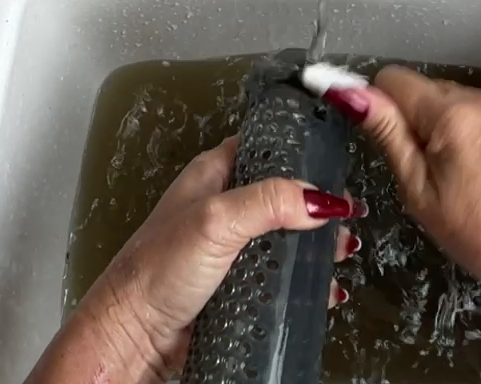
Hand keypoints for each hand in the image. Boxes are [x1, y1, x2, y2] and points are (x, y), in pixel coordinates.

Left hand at [33, 137, 359, 383]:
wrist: (135, 332)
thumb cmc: (157, 268)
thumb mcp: (217, 220)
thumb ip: (268, 202)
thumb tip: (319, 198)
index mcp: (213, 173)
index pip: (264, 148)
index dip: (299, 155)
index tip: (334, 166)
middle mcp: (222, 204)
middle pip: (280, 195)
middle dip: (315, 207)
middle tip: (345, 217)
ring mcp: (228, 245)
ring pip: (283, 237)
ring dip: (314, 245)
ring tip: (343, 252)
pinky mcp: (234, 282)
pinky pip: (277, 274)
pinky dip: (302, 280)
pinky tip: (322, 289)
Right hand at [325, 66, 480, 314]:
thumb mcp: (420, 195)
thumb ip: (386, 134)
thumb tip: (352, 93)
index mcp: (452, 115)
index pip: (393, 78)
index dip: (382, 106)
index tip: (390, 138)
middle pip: (431, 92)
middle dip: (424, 122)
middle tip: (436, 174)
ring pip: (466, 103)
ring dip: (459, 128)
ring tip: (476, 179)